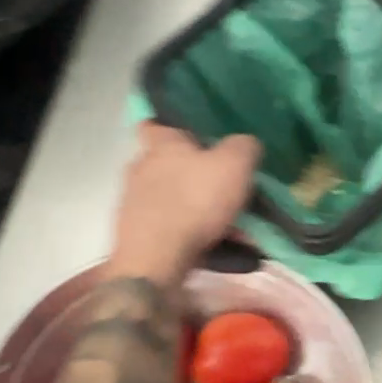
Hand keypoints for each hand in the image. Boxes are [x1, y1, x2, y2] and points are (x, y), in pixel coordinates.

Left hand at [108, 123, 261, 284]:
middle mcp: (141, 169)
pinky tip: (219, 247)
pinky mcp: (137, 234)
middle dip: (194, 173)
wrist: (157, 259)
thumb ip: (244, 147)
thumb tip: (246, 143)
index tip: (194, 136)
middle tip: (225, 185)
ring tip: (232, 227)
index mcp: (161, 146)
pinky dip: (193, 234)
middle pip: (169, 164)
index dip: (173, 126)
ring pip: (172, 198)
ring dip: (198, 208)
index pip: (155, 123)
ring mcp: (135, 203)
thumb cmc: (195, 201)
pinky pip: (171, 227)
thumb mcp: (234, 165)